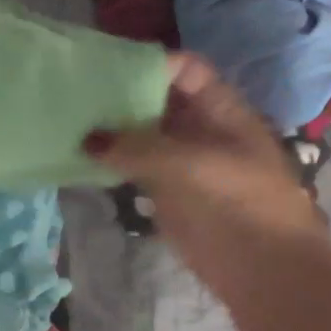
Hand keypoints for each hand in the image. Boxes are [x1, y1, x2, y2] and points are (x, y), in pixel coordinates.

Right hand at [84, 54, 322, 259]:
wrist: (260, 264)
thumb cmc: (238, 201)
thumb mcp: (189, 164)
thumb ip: (137, 148)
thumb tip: (87, 140)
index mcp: (220, 110)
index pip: (185, 71)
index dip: (151, 65)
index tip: (106, 69)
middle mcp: (200, 130)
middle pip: (158, 102)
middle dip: (122, 97)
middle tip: (76, 94)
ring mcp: (182, 164)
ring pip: (143, 137)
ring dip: (113, 132)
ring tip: (70, 124)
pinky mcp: (167, 195)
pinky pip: (135, 170)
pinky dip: (112, 164)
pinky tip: (82, 159)